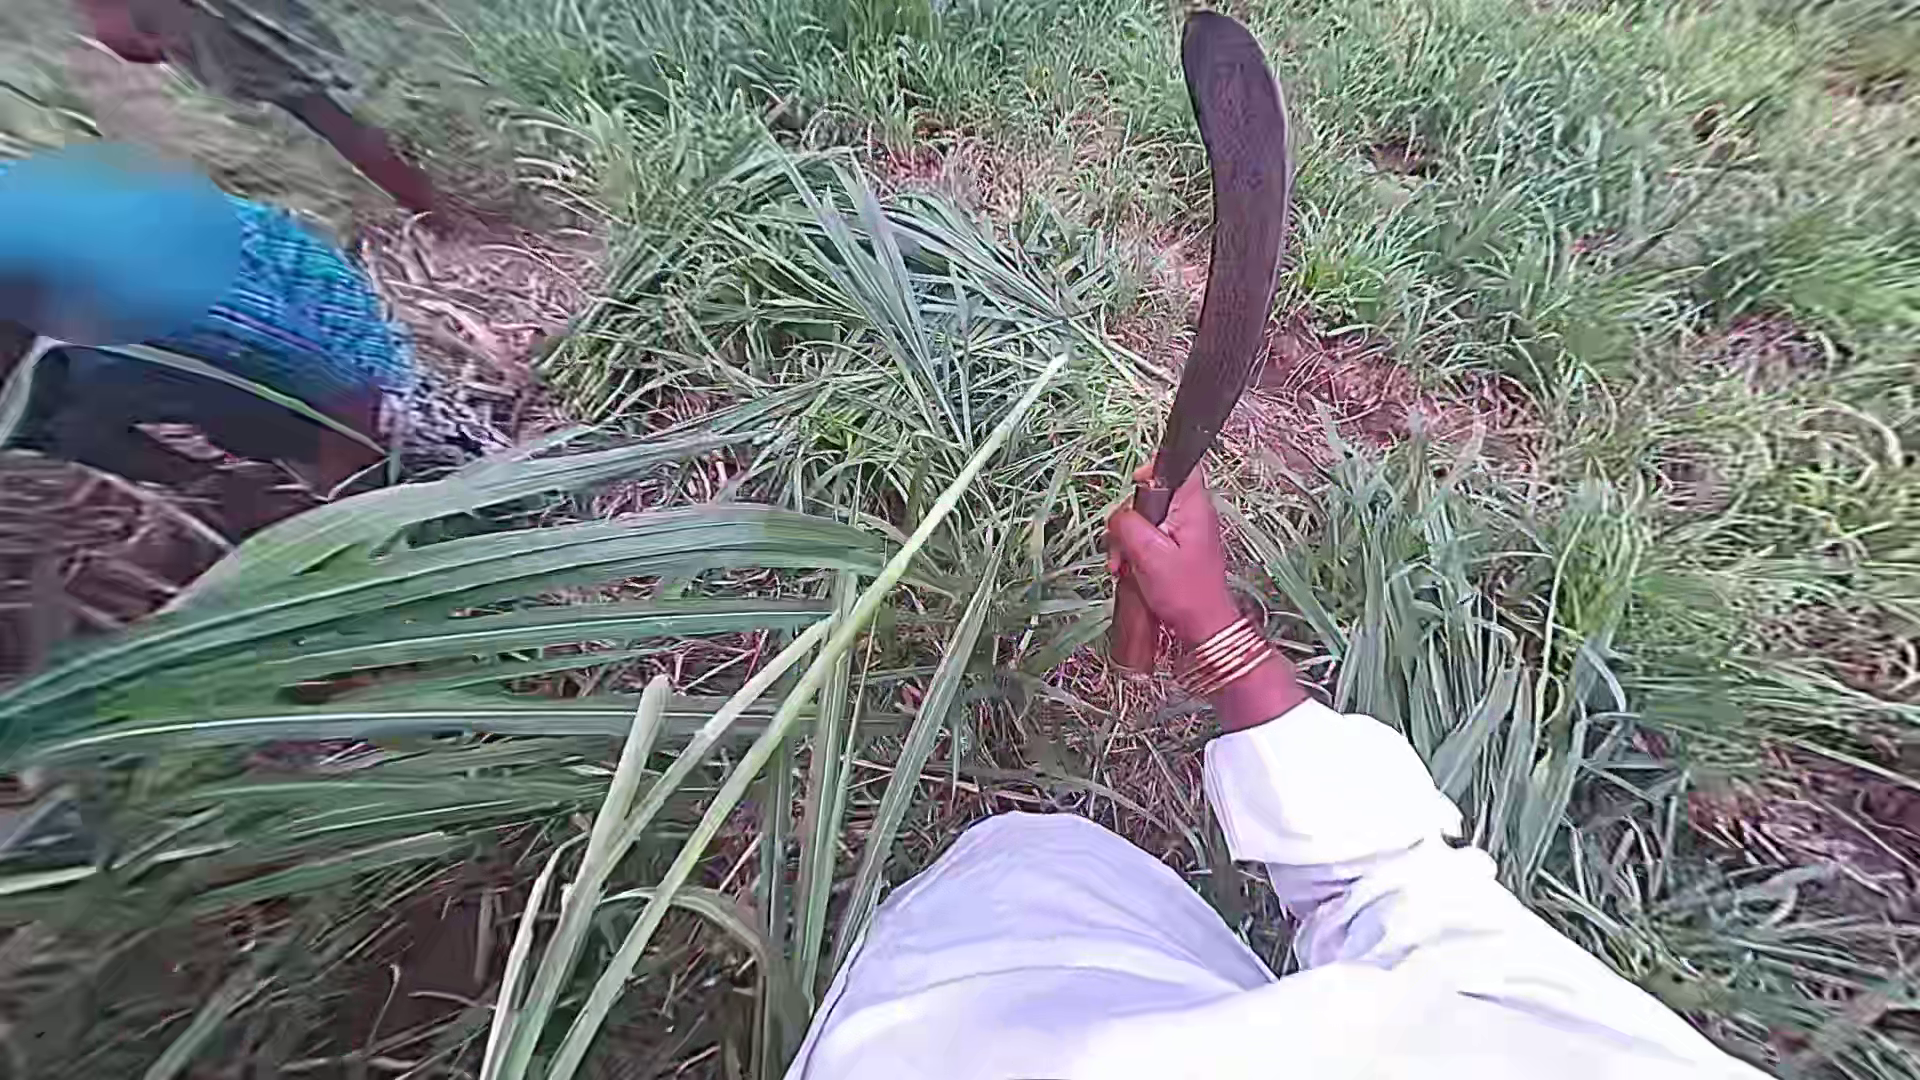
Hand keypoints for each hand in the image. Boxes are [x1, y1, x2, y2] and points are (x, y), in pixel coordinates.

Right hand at [1107, 462, 1308, 730]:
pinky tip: (1129, 571)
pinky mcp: (1176, 549)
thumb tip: (1117, 514)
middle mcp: (1191, 514)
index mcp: (1192, 507)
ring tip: (1124, 567)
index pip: (1177, 466)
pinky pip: (1147, 539)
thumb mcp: (1149, 554)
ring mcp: (1183, 532)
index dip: (1152, 470)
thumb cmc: (1183, 592)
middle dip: (1128, 521)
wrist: (1202, 627)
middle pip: (1150, 497)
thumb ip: (1129, 525)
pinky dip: (1134, 553)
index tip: (1134, 489)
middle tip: (1122, 549)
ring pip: (1144, 521)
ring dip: (1127, 542)